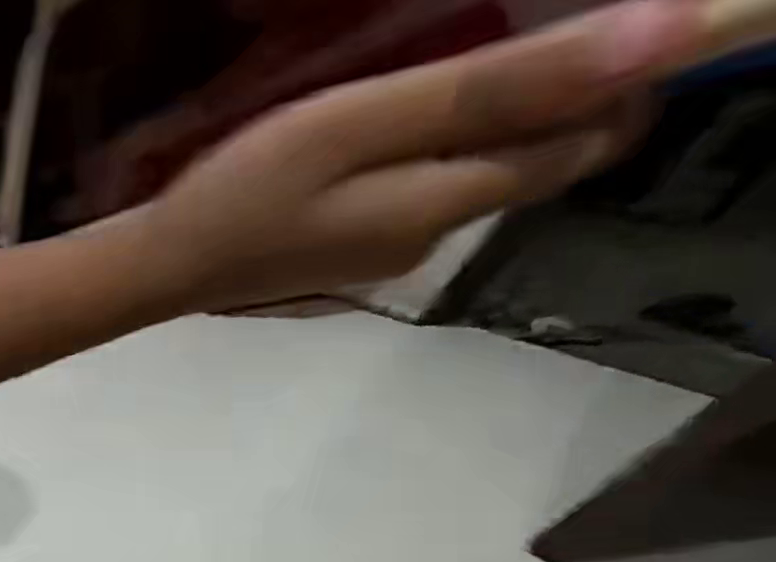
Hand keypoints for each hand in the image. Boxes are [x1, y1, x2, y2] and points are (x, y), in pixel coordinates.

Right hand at [136, 0, 703, 311]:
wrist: (158, 270)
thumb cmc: (242, 193)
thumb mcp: (358, 122)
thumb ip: (495, 88)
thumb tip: (669, 34)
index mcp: (443, 205)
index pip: (591, 138)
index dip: (625, 75)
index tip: (591, 23)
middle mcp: (430, 242)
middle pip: (533, 164)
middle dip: (542, 102)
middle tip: (478, 50)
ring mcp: (382, 259)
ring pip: (469, 184)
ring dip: (469, 132)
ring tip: (404, 96)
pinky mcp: (344, 262)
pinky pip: (415, 204)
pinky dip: (416, 165)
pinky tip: (361, 150)